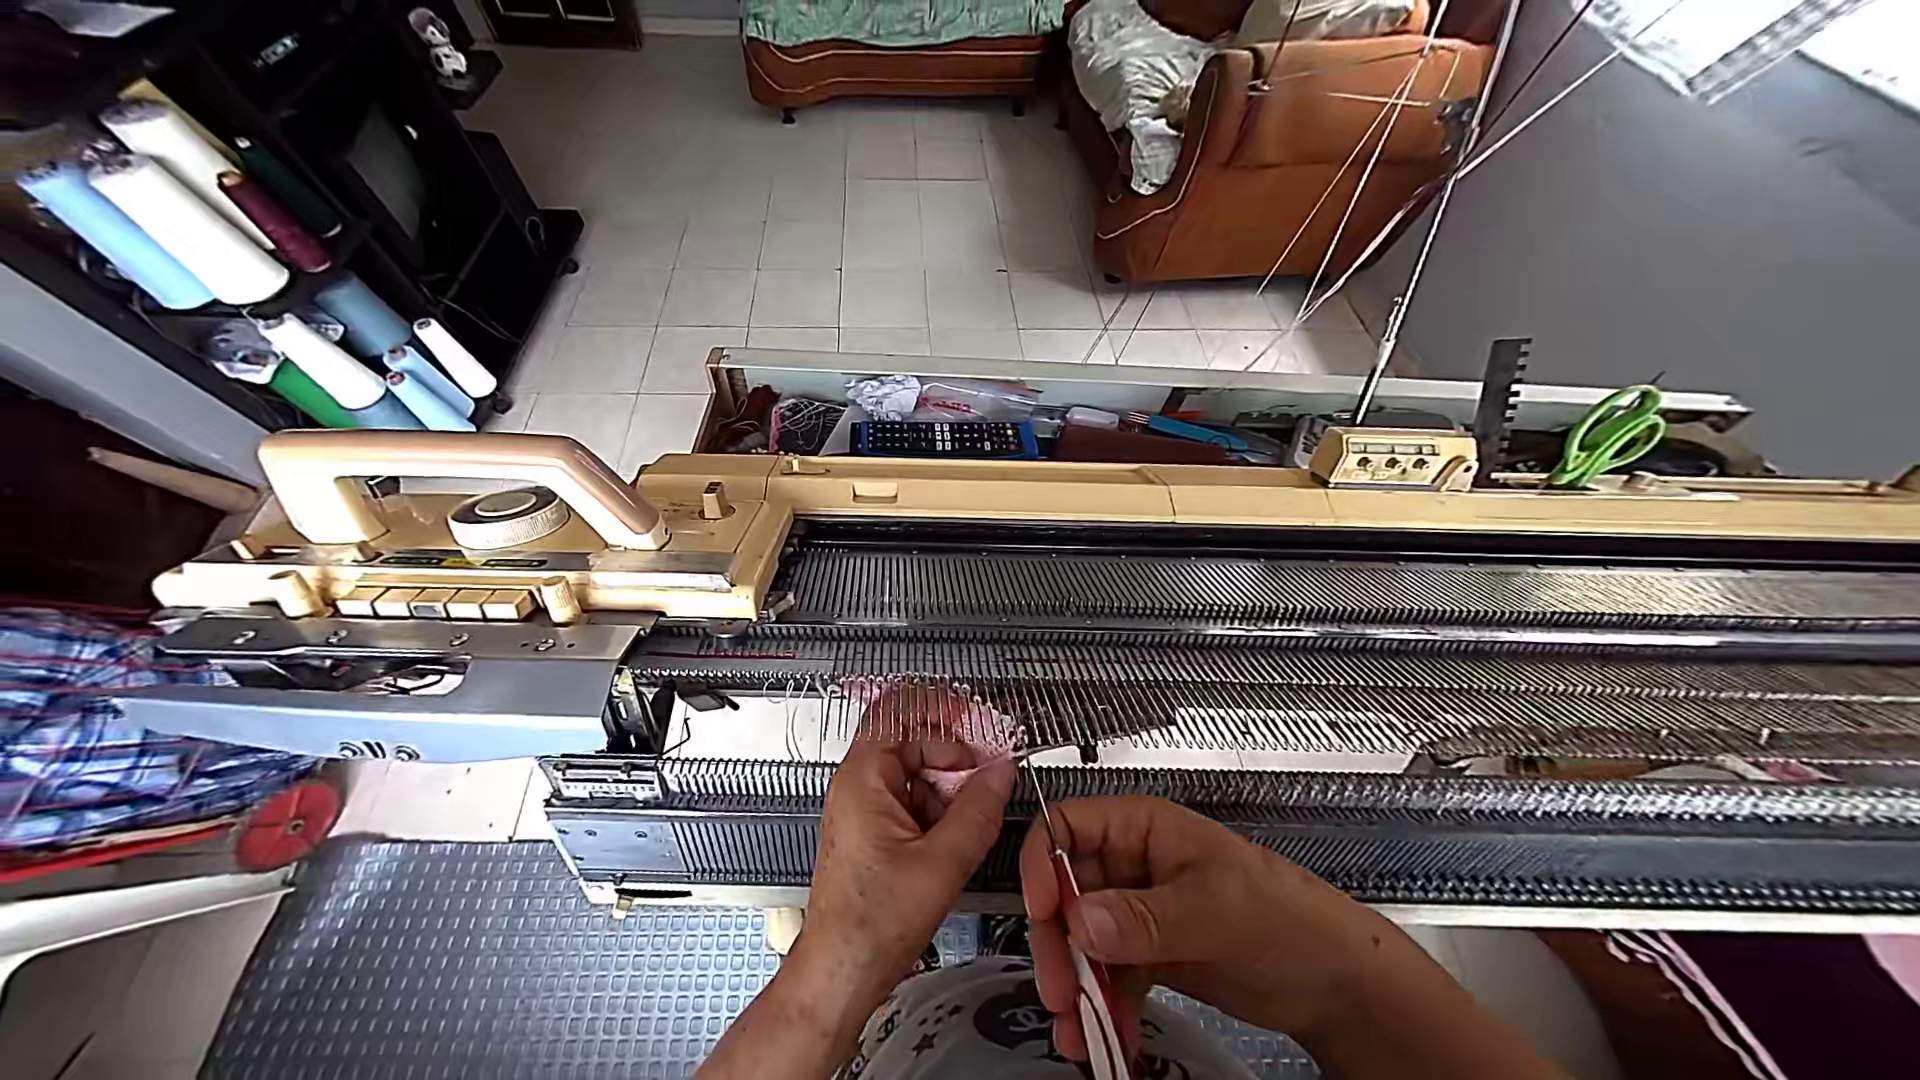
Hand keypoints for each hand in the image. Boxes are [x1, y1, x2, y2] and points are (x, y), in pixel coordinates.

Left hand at [791, 738, 1016, 1012]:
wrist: (841, 975)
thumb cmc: (869, 925)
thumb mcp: (941, 863)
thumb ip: (978, 810)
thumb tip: (1001, 772)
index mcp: (863, 779)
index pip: (900, 714)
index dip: (941, 712)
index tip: (975, 723)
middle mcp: (859, 786)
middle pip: (913, 743)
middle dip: (954, 758)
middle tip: (987, 773)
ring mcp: (867, 808)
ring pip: (917, 773)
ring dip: (949, 788)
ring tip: (970, 819)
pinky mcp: (877, 830)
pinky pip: (914, 800)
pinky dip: (940, 811)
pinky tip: (955, 839)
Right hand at [1020, 796, 1391, 1059]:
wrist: (1334, 979)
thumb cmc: (1288, 913)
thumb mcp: (1214, 908)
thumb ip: (1146, 916)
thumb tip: (1083, 919)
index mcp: (1142, 828)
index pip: (1069, 825)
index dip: (1045, 860)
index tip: (1041, 908)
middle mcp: (1132, 863)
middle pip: (1065, 887)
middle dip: (1057, 939)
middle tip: (1061, 986)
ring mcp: (1138, 910)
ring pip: (1081, 936)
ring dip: (1075, 981)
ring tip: (1078, 1024)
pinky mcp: (1148, 951)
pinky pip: (1108, 973)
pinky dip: (1103, 1003)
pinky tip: (1110, 1032)